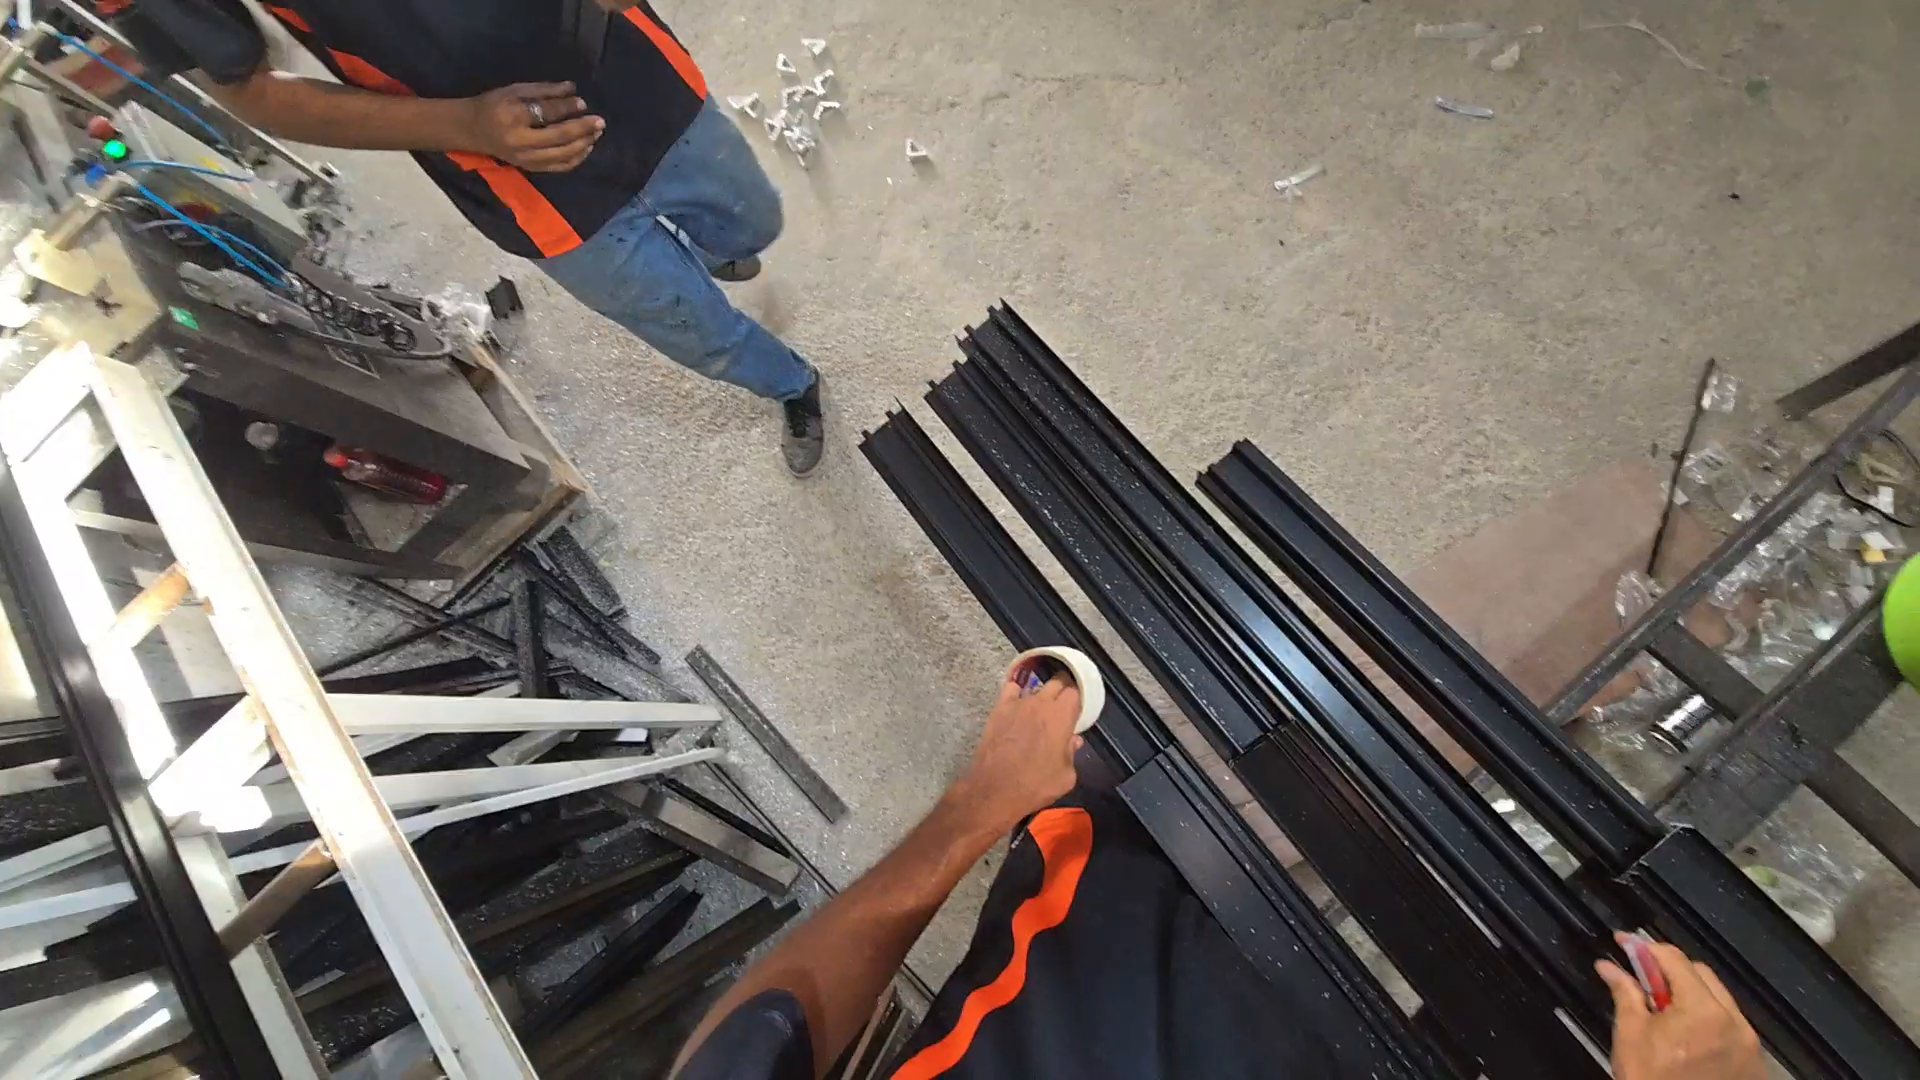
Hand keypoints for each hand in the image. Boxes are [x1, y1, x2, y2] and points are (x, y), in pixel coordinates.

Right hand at [460, 82, 602, 171]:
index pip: (546, 113)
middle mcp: (522, 142)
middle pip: (560, 137)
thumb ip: (543, 90)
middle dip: (583, 129)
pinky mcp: (534, 169)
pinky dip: (578, 158)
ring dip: (584, 144)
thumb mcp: (513, 91)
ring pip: (564, 155)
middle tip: (600, 122)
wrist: (473, 130)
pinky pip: (562, 167)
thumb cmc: (494, 105)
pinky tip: (587, 147)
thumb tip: (573, 89)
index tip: (584, 103)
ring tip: (597, 133)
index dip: (567, 108)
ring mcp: (529, 159)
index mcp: (513, 117)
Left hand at [939, 671, 1083, 837]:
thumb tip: (1073, 741)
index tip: (1078, 709)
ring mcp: (1018, 703)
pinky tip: (1018, 701)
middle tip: (1063, 706)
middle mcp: (1040, 703)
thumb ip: (1072, 753)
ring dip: (1042, 695)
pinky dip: (1017, 691)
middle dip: (1063, 691)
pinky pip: (1011, 689)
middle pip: (1057, 683)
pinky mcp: (999, 708)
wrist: (996, 789)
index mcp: (1061, 716)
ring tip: (1041, 709)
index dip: (1078, 699)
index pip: (1075, 692)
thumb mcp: (1066, 776)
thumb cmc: (1036, 784)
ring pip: (1035, 688)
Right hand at [1598, 932, 1764, 1079]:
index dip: (1643, 946)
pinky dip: (1703, 1010)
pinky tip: (1679, 1023)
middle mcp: (1734, 1023)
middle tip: (1637, 971)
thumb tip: (1608, 966)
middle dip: (1667, 965)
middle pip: (1701, 973)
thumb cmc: (1652, 1077)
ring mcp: (1748, 1045)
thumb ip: (1624, 992)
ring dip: (1686, 987)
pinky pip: (1727, 1021)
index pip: (1674, 960)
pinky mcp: (1752, 1063)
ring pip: (1717, 996)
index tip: (1621, 942)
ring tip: (1657, 999)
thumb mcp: (1630, 1031)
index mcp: (1703, 1011)